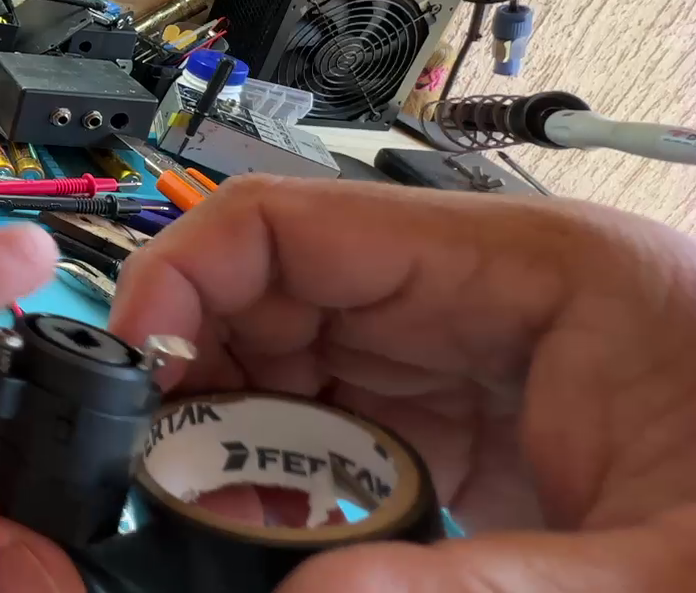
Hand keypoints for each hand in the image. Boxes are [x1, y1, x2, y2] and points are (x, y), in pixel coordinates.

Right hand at [109, 175, 695, 589]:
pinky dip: (282, 458)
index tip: (136, 361)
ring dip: (235, 421)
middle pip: (265, 287)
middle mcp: (467, 287)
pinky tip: (281, 515)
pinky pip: (326, 408)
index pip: (279, 221)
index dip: (181, 274)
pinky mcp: (459, 408)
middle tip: (166, 461)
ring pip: (281, 350)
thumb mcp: (684, 582)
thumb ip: (493, 590)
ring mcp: (460, 347)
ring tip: (217, 499)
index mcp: (519, 265)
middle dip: (199, 367)